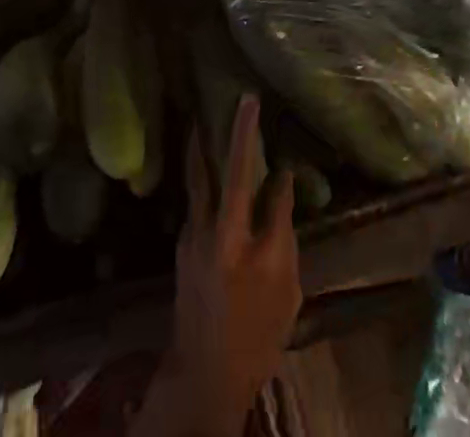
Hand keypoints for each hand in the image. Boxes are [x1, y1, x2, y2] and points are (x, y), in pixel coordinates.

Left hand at [138, 95, 298, 436]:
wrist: (205, 368)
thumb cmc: (259, 335)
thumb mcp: (287, 291)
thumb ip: (284, 235)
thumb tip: (282, 188)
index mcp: (258, 252)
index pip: (272, 194)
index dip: (278, 170)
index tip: (278, 143)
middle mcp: (223, 236)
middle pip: (231, 173)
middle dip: (238, 133)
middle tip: (243, 101)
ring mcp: (196, 236)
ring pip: (199, 180)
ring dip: (201, 147)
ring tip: (200, 120)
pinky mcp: (182, 241)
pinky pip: (195, 200)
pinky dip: (201, 179)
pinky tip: (204, 169)